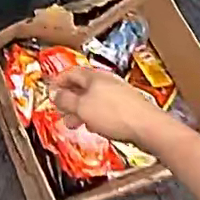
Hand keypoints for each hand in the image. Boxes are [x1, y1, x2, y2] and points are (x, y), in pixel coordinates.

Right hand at [50, 63, 177, 147]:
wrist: (148, 127)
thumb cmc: (114, 115)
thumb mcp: (82, 108)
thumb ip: (66, 100)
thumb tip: (54, 93)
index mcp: (94, 76)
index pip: (71, 72)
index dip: (58, 82)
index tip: (51, 92)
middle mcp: (106, 80)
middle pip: (82, 86)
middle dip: (69, 99)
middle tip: (61, 111)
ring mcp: (119, 93)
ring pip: (94, 98)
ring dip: (81, 110)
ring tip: (75, 123)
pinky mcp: (128, 106)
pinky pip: (106, 108)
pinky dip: (95, 115)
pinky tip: (95, 126)